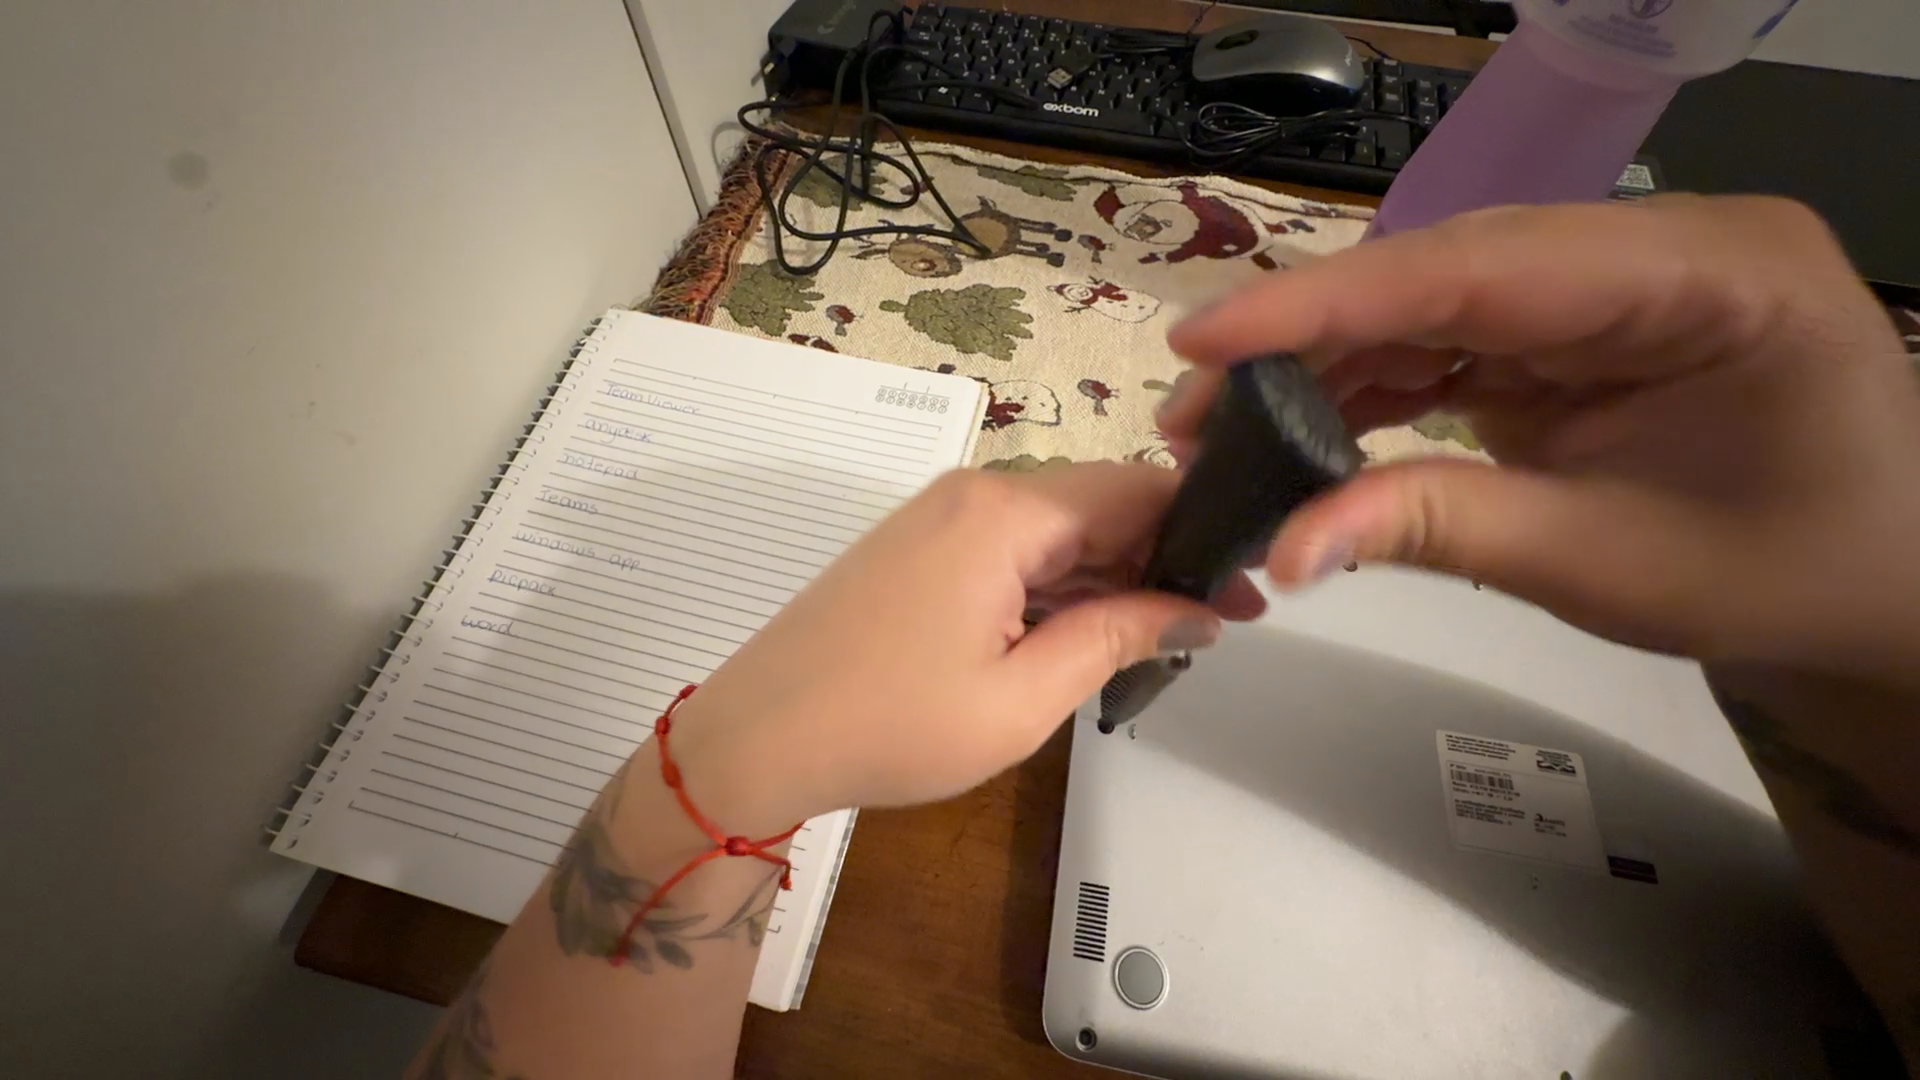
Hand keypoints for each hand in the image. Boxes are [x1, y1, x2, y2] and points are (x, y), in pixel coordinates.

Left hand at [663, 464, 1264, 830]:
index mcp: (1005, 512)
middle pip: (1096, 504)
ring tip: (1151, 638)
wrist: (757, 735)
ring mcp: (940, 513)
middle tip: (1204, 628)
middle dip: (1156, 559)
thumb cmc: (891, 725)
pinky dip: (1053, 582)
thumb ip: (1116, 637)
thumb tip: (1197, 611)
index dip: (1198, 534)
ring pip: (1055, 528)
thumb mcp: (1022, 697)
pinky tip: (1077, 629)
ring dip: (1105, 576)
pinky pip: (1010, 546)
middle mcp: (974, 491)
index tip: (1239, 594)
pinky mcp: (919, 544)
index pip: (1136, 488)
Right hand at [1163, 196, 1919, 686]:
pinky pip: (1431, 345)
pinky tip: (1300, 432)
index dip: (1319, 302)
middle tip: (1188, 409)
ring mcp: (1591, 289)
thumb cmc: (1775, 571)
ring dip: (1312, 368)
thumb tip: (1283, 551)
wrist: (1870, 589)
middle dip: (1295, 341)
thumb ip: (1435, 531)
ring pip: (1412, 307)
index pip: (1468, 268)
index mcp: (1695, 276)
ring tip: (1222, 430)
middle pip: (1424, 275)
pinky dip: (1356, 390)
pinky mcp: (1555, 331)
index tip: (1201, 340)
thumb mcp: (1599, 559)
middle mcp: (1637, 253)